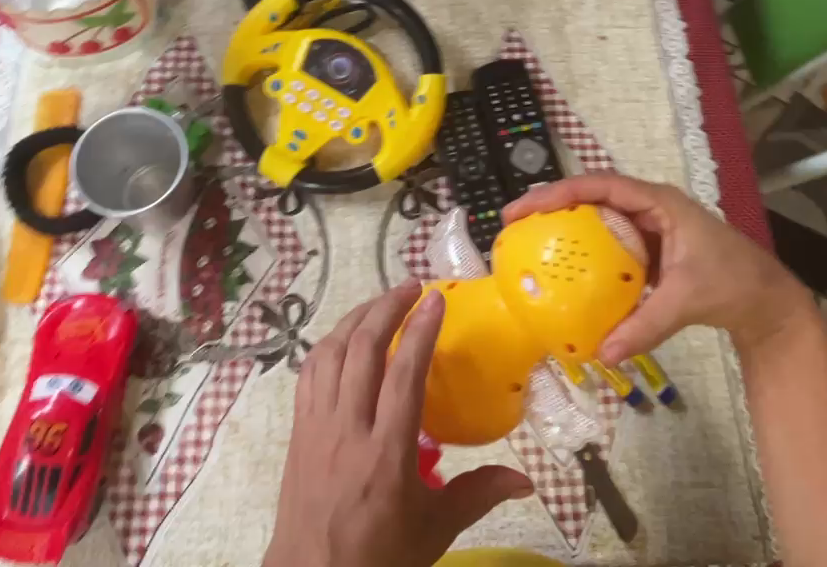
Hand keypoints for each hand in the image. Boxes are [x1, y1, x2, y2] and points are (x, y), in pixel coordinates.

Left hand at [264, 284, 534, 566]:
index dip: (420, 330)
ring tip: (381, 302)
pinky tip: (345, 337)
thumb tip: (527, 480)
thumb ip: (479, 495)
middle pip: (363, 349)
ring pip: (331, 352)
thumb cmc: (378, 557)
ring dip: (356, 317)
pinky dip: (329, 343)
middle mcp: (348, 428)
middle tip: (412, 286)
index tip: (435, 298)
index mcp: (386, 453)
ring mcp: (317, 424)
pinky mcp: (298, 428)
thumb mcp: (435, 531)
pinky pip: (310, 371)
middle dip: (387, 307)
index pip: (403, 374)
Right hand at [505, 173, 813, 362]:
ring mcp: (649, 226)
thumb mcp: (687, 300)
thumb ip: (645, 325)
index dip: (559, 192)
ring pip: (598, 217)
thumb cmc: (734, 284)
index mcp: (658, 202)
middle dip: (552, 204)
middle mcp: (649, 206)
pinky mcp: (649, 247)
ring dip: (566, 225)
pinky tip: (565, 271)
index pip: (601, 185)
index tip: (525, 208)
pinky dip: (585, 251)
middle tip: (515, 222)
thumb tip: (601, 353)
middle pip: (592, 195)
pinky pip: (609, 242)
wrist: (768, 300)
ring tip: (530, 240)